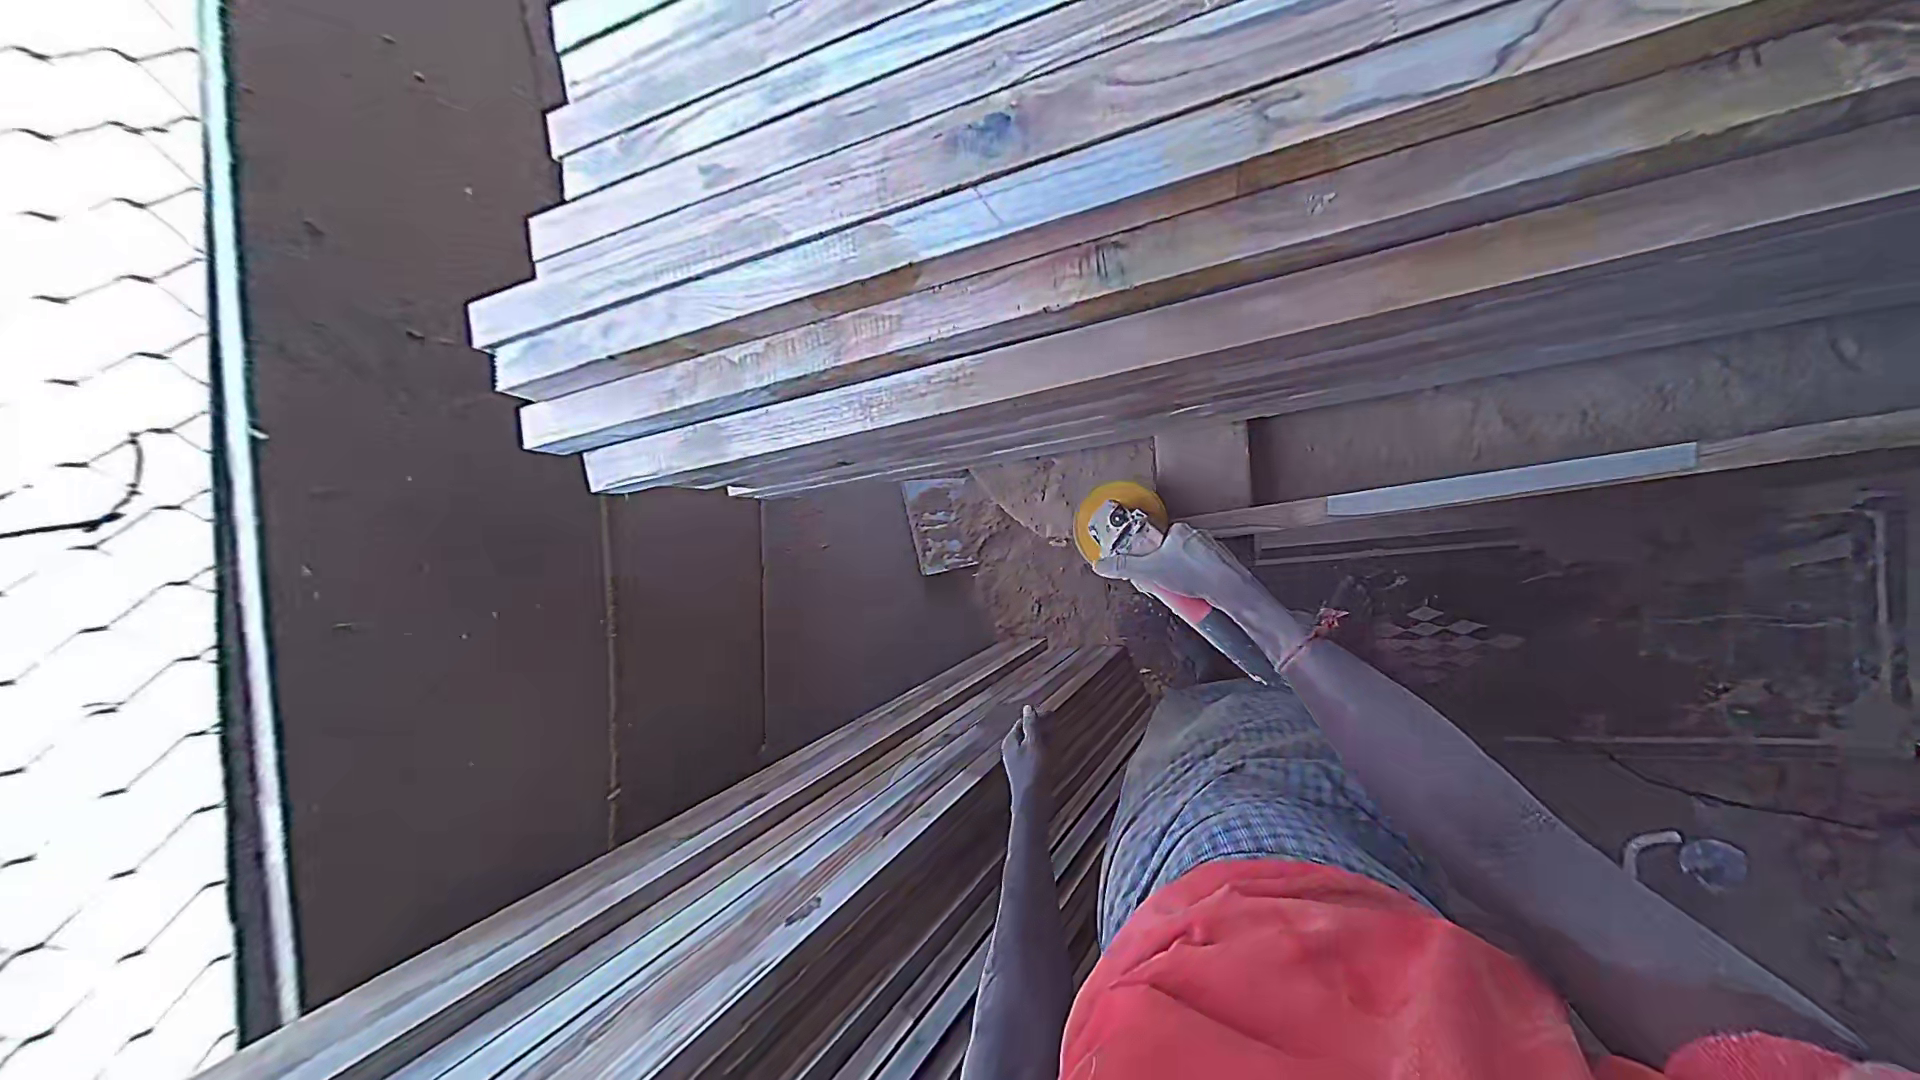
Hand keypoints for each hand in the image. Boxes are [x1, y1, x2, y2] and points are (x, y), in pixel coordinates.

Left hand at [1001, 706, 1047, 810]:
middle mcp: (1011, 750)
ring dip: (1043, 736)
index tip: (1052, 713)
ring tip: (1056, 731)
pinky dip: (1043, 748)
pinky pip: (1034, 754)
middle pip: (1026, 732)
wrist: (1031, 802)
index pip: (1022, 722)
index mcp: (1010, 741)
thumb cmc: (1032, 770)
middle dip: (1040, 725)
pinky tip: (1052, 749)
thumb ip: (1031, 725)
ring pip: (1031, 743)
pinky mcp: (1026, 772)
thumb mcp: (1033, 744)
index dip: (1036, 716)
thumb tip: (1027, 707)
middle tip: (1056, 720)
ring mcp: (1018, 761)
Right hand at [1092, 522, 1256, 607]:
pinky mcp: (1219, 564)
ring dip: (1178, 578)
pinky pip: (1198, 571)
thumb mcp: (1150, 571)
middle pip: (1168, 553)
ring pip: (1183, 564)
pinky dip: (1192, 582)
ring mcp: (1209, 550)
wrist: (1231, 591)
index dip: (1147, 557)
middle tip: (1161, 583)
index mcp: (1178, 530)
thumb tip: (1100, 565)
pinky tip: (1192, 593)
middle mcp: (1195, 536)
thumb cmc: (1196, 574)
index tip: (1146, 568)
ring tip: (1178, 590)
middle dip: (1162, 570)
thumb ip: (1123, 567)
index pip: (1154, 540)